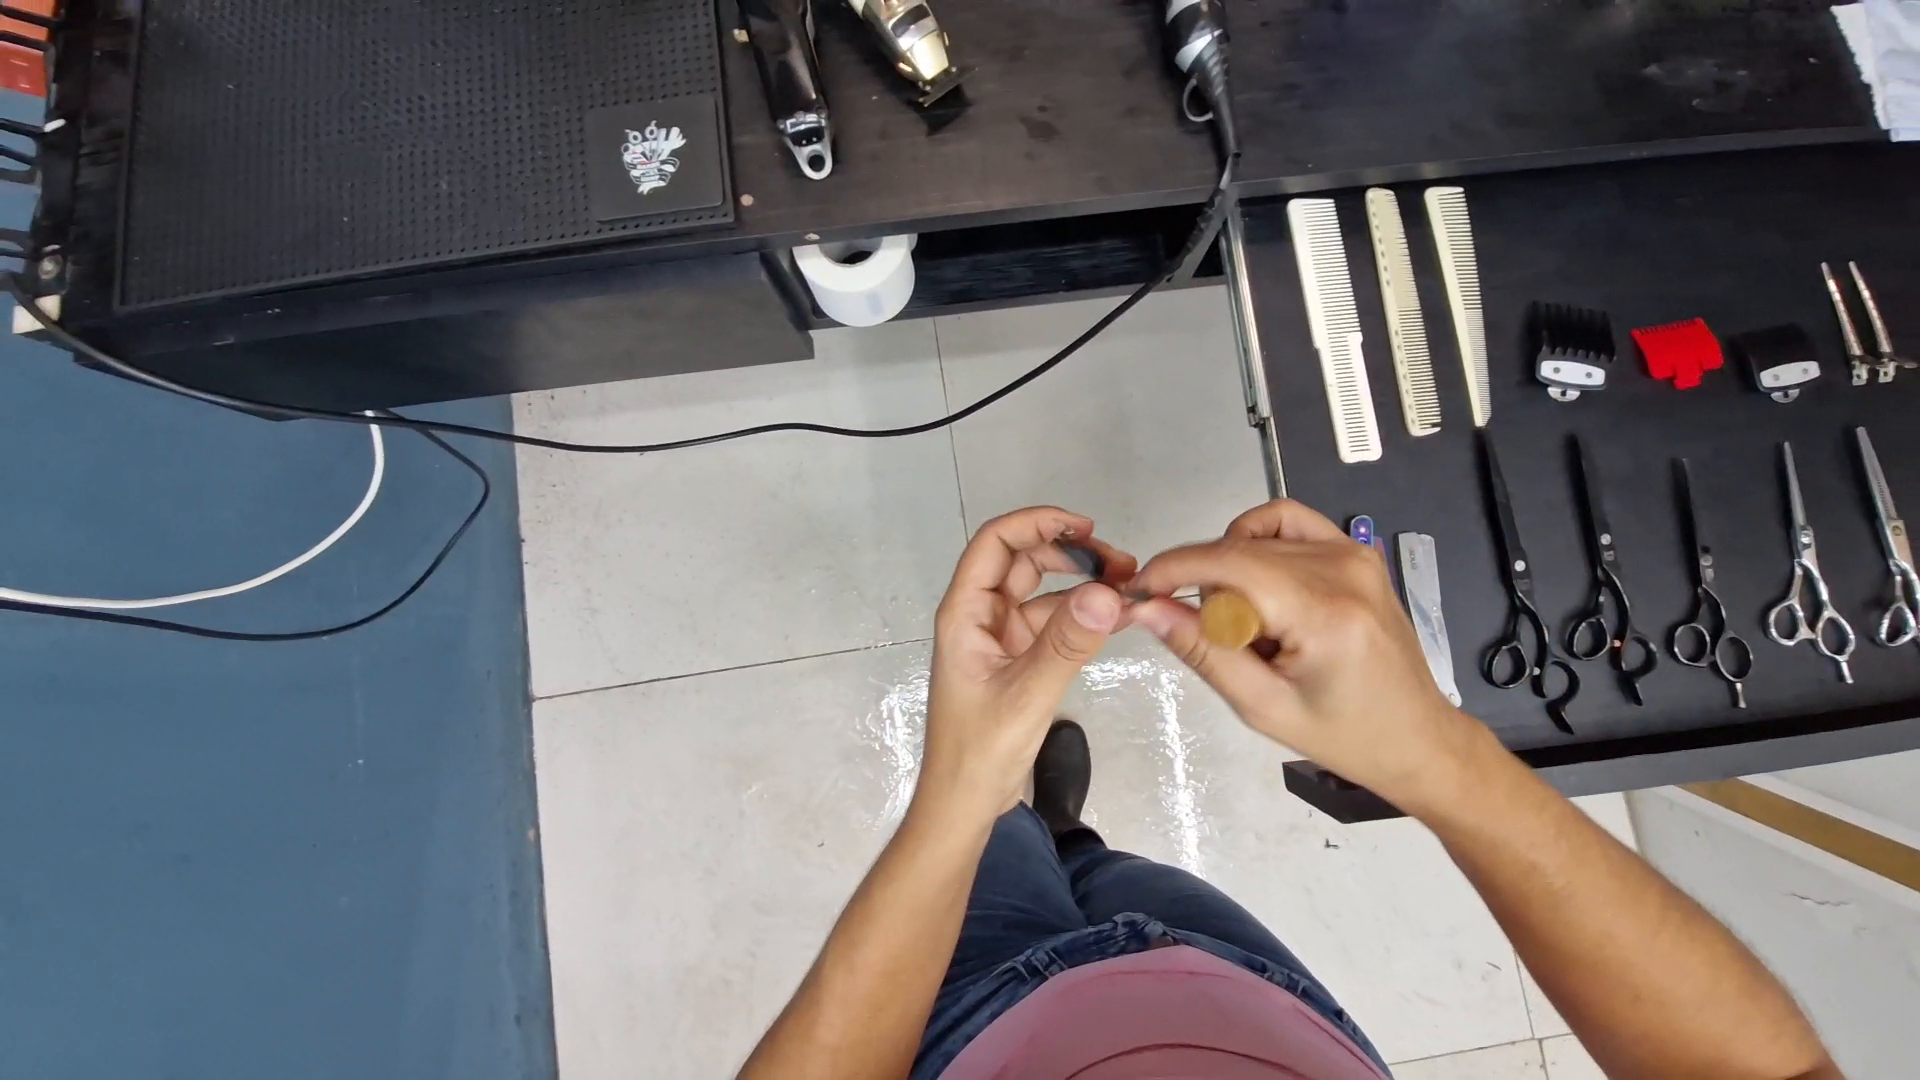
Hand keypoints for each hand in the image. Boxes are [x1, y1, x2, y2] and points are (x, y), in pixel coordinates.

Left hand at [918, 507, 1135, 824]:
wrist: (965, 803)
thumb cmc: (980, 750)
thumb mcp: (1027, 694)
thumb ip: (1067, 644)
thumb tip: (1109, 593)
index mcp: (965, 612)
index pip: (995, 543)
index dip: (1037, 523)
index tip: (1086, 527)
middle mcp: (980, 615)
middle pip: (1022, 560)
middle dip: (1070, 553)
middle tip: (1121, 564)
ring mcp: (1000, 637)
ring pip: (1041, 590)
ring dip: (1080, 584)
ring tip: (1127, 587)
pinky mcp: (1018, 659)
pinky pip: (1051, 622)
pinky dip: (1081, 616)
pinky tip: (1115, 618)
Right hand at [1127, 499, 1488, 814]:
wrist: (1417, 737)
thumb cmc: (1343, 735)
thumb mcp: (1261, 706)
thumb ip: (1201, 651)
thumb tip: (1147, 609)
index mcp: (1325, 613)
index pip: (1228, 563)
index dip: (1173, 568)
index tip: (1138, 589)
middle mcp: (1343, 569)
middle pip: (1236, 550)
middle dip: (1201, 584)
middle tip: (1209, 635)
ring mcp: (1353, 552)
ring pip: (1254, 535)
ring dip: (1228, 569)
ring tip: (1241, 617)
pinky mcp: (1355, 550)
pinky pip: (1285, 520)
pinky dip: (1254, 540)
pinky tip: (1252, 576)